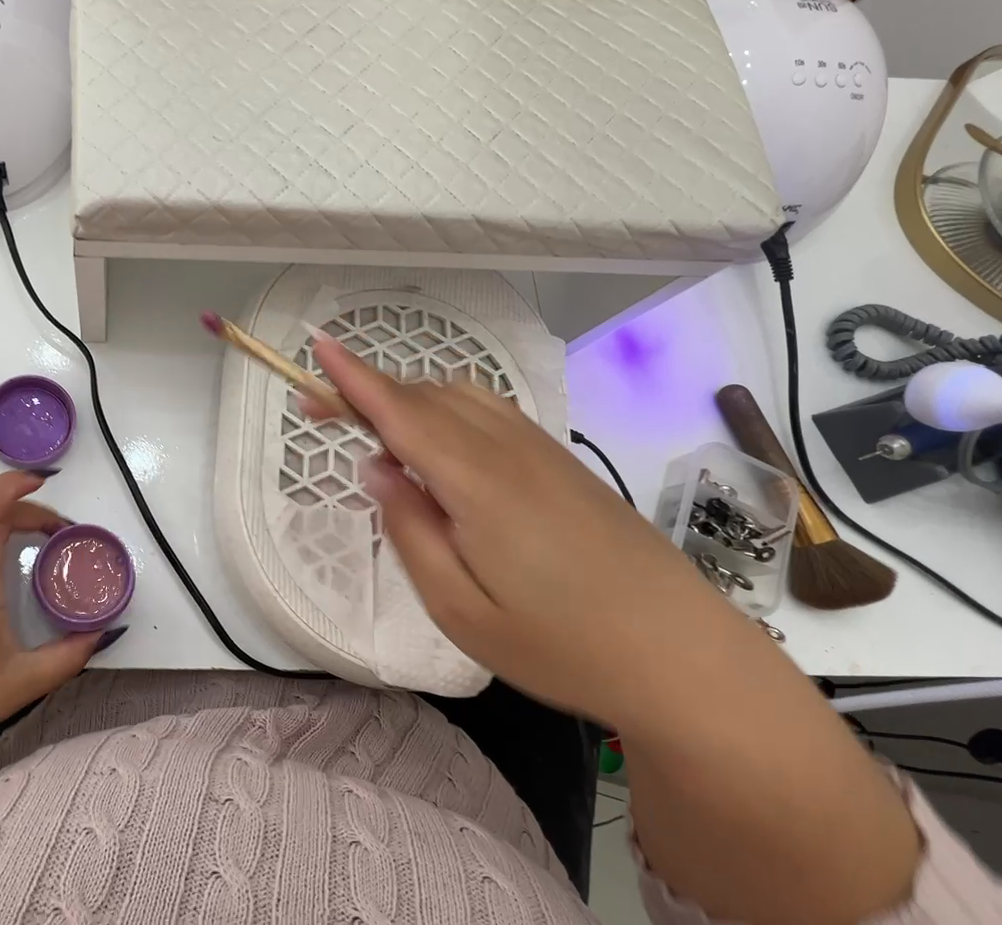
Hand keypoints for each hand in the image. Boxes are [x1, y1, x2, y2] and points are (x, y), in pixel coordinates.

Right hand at [308, 336, 751, 726]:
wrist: (684, 657)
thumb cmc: (562, 646)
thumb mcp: (459, 609)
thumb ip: (409, 531)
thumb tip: (377, 468)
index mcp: (479, 483)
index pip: (402, 412)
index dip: (354, 377)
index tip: (317, 344)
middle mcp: (510, 450)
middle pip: (427, 397)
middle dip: (369, 393)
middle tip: (321, 415)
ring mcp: (543, 452)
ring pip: (461, 398)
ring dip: (410, 402)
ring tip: (378, 438)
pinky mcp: (563, 464)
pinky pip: (492, 413)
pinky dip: (448, 412)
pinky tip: (441, 451)